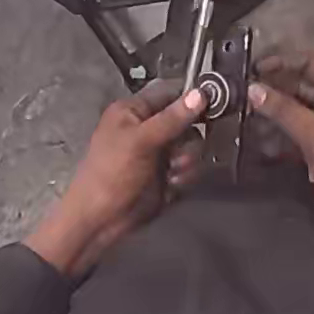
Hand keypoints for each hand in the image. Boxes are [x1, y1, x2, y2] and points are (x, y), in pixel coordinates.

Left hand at [25, 82, 206, 275]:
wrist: (100, 220)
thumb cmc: (111, 173)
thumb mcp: (140, 140)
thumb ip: (172, 118)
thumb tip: (199, 94)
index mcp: (133, 112)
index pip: (169, 93)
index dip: (190, 98)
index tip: (212, 103)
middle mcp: (147, 128)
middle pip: (186, 121)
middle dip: (188, 139)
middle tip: (179, 152)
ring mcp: (157, 153)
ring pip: (191, 147)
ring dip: (187, 160)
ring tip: (171, 172)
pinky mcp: (166, 175)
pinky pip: (188, 168)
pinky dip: (184, 176)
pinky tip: (171, 184)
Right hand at [252, 51, 313, 313]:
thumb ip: (282, 110)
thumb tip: (253, 89)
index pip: (309, 61)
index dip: (281, 61)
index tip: (254, 70)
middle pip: (304, 85)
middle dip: (274, 91)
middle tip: (243, 100)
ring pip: (303, 111)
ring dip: (278, 116)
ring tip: (249, 126)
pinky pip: (308, 132)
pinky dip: (288, 135)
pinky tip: (267, 147)